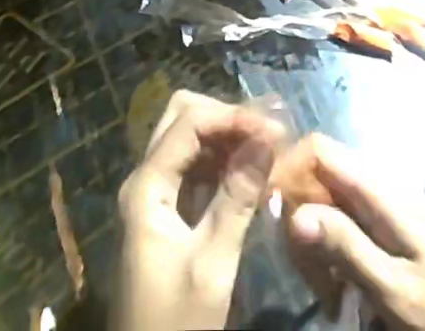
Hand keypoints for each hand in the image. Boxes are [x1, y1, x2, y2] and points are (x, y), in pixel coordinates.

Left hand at [115, 90, 284, 330]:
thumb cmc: (175, 323)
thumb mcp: (212, 265)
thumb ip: (237, 198)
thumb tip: (268, 140)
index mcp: (146, 187)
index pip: (190, 123)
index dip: (234, 116)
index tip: (277, 128)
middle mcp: (146, 179)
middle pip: (184, 117)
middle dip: (229, 115)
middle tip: (272, 128)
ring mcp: (156, 194)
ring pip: (192, 139)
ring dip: (230, 134)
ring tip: (271, 144)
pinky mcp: (169, 211)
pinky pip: (197, 165)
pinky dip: (226, 158)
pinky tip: (255, 169)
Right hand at [282, 136, 424, 330]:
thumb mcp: (392, 288)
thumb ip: (345, 246)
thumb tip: (293, 210)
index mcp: (383, 189)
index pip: (320, 148)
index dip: (288, 168)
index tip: (267, 210)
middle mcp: (383, 183)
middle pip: (322, 169)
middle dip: (298, 205)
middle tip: (293, 257)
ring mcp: (388, 201)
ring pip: (330, 193)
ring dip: (313, 228)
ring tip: (315, 276)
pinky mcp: (390, 221)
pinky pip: (347, 214)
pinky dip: (330, 240)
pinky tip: (333, 278)